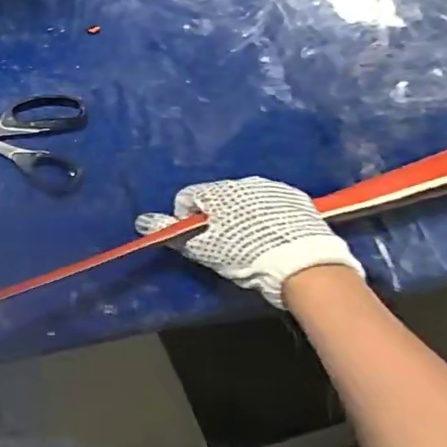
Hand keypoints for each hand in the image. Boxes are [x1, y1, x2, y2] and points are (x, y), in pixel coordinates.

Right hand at [135, 176, 362, 308]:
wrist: (304, 264)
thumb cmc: (242, 253)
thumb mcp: (199, 247)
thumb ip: (168, 230)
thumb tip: (142, 221)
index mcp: (217, 191)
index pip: (187, 197)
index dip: (186, 218)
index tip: (197, 237)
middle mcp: (244, 182)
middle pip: (217, 196)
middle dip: (215, 214)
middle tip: (222, 240)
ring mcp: (274, 189)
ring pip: (244, 199)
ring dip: (240, 213)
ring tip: (248, 237)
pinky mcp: (300, 199)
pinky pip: (270, 203)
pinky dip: (264, 215)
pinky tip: (270, 234)